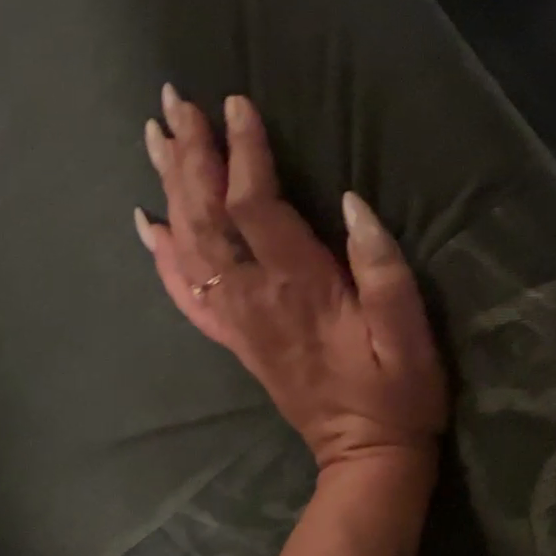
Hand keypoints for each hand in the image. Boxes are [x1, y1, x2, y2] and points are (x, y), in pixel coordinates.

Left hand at [135, 85, 447, 467]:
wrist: (366, 454)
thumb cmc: (398, 388)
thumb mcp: (408, 328)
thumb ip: (380, 265)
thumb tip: (351, 203)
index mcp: (300, 286)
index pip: (257, 205)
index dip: (245, 153)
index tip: (236, 105)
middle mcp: (255, 296)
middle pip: (207, 214)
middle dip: (191, 154)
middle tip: (174, 102)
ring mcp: (238, 319)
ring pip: (188, 242)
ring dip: (169, 186)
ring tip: (153, 136)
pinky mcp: (235, 339)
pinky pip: (184, 292)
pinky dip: (159, 253)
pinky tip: (146, 223)